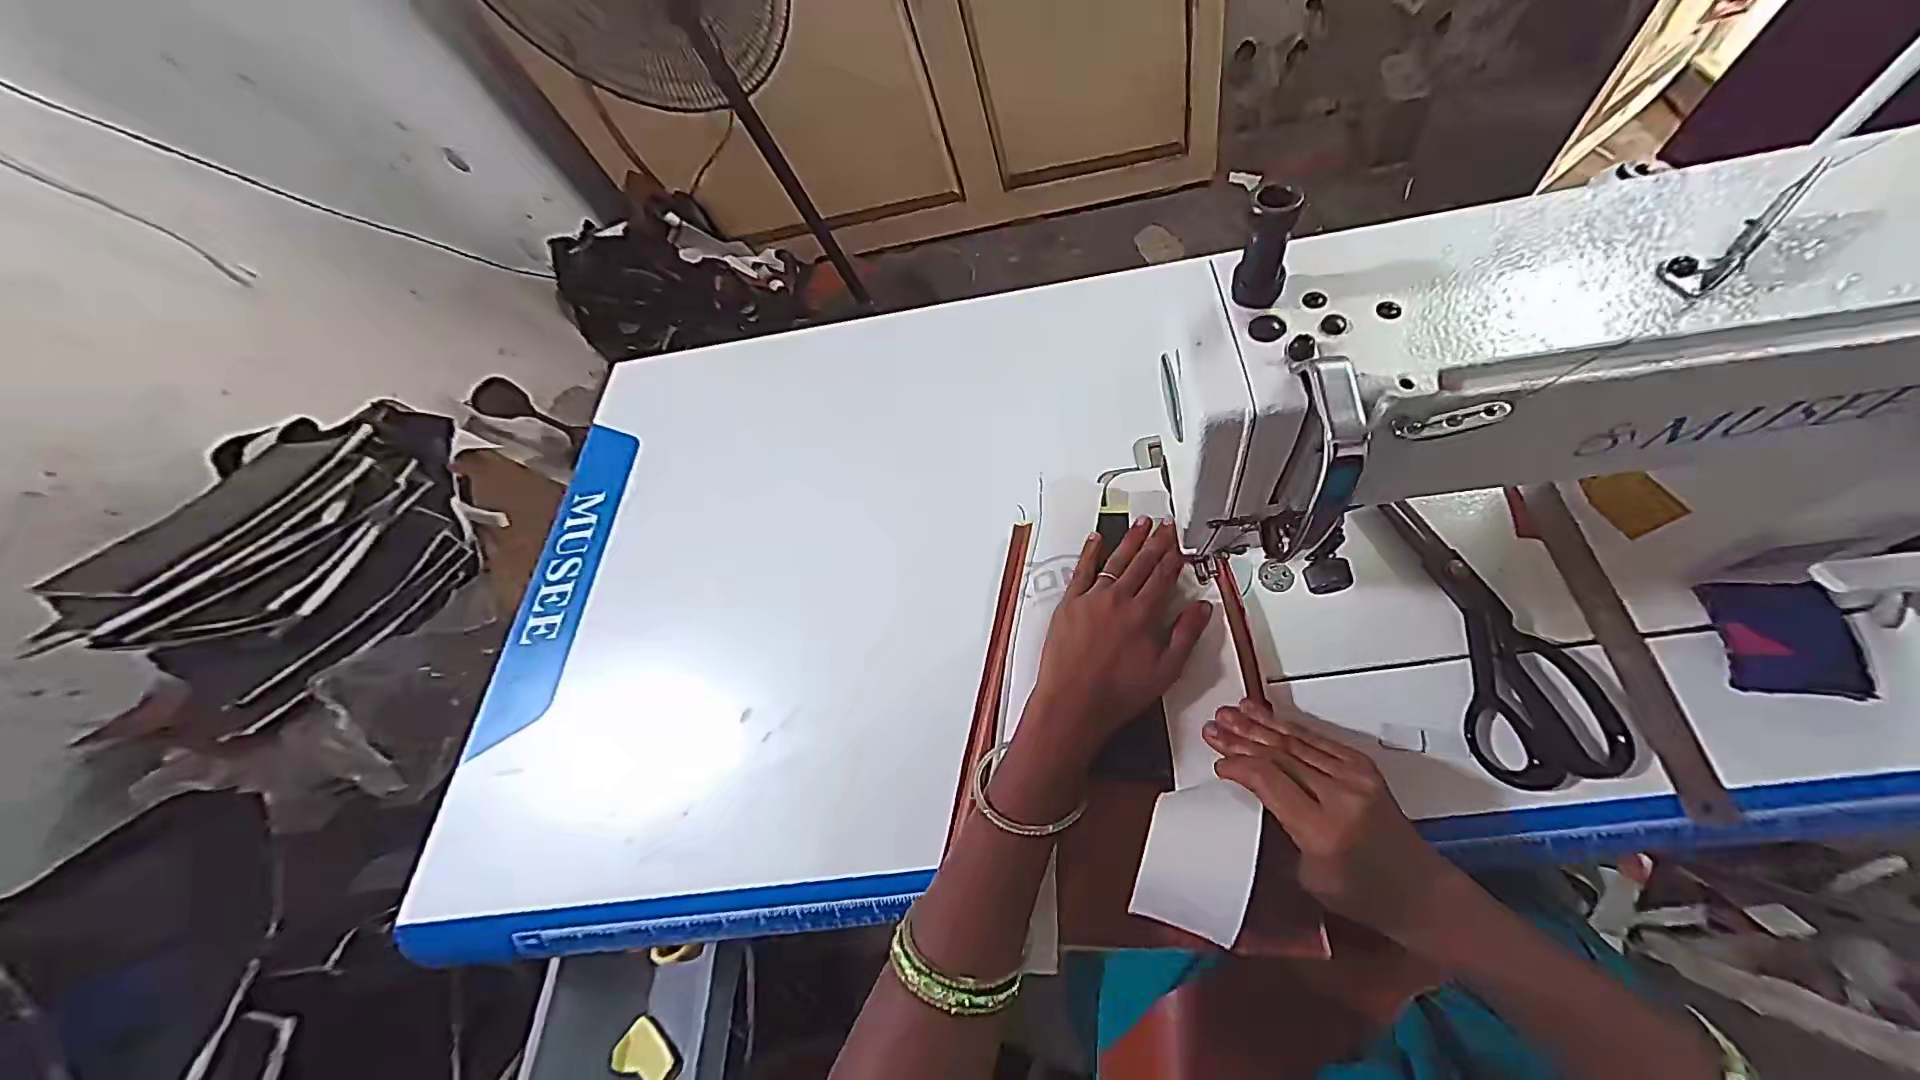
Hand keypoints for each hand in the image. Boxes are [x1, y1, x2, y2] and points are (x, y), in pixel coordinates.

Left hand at [1019, 519, 1211, 779]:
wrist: (1073, 702)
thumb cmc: (1115, 692)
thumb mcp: (1165, 670)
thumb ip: (1186, 635)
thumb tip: (1201, 610)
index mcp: (1142, 615)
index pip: (1163, 576)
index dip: (1174, 558)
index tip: (1179, 546)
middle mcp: (1117, 600)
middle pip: (1142, 562)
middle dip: (1156, 542)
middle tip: (1164, 526)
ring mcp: (1091, 599)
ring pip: (1115, 561)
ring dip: (1130, 541)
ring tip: (1140, 524)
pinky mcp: (1069, 604)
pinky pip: (1082, 570)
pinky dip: (1090, 552)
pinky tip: (1096, 539)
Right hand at [1204, 698, 1461, 941]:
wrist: (1421, 893)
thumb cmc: (1362, 894)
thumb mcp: (1305, 874)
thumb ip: (1276, 827)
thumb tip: (1248, 789)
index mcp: (1322, 830)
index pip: (1268, 779)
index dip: (1238, 765)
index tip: (1219, 764)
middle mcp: (1342, 798)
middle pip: (1278, 754)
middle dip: (1240, 738)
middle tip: (1213, 727)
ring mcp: (1357, 778)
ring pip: (1295, 741)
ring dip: (1257, 724)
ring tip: (1230, 713)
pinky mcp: (1364, 767)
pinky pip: (1317, 739)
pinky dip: (1287, 725)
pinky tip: (1266, 716)